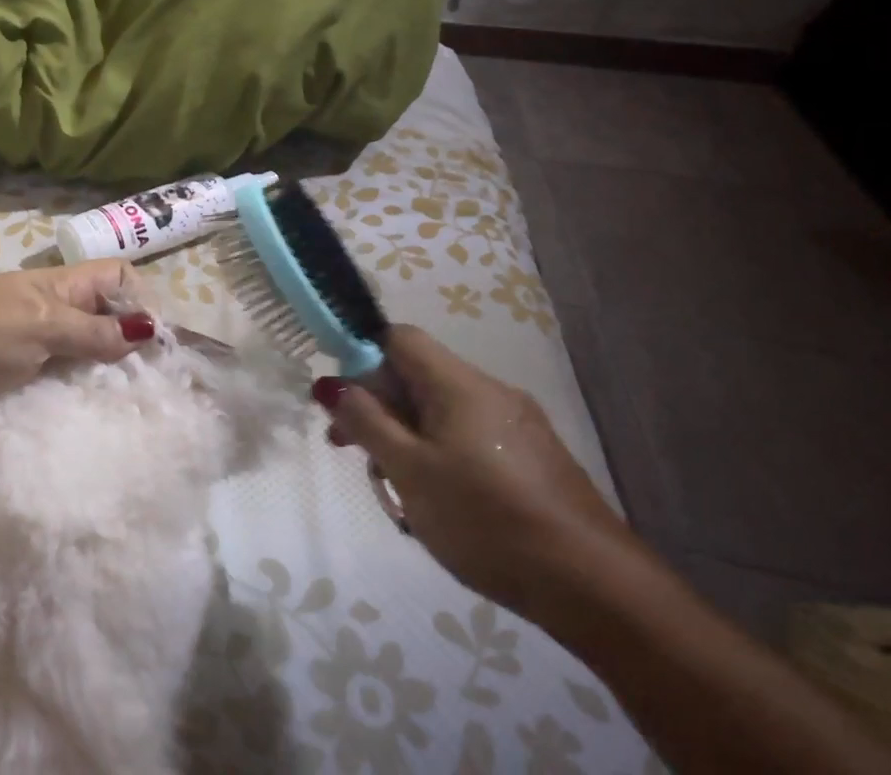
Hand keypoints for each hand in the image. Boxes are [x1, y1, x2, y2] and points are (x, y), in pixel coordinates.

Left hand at [0, 260, 155, 421]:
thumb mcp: (43, 327)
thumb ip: (93, 331)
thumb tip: (145, 331)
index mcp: (56, 284)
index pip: (115, 275)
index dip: (139, 299)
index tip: (150, 338)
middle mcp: (50, 305)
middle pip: (104, 311)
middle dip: (128, 335)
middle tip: (148, 373)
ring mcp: (33, 336)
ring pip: (85, 342)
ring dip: (106, 362)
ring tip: (126, 390)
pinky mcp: (20, 366)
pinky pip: (62, 367)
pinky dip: (79, 379)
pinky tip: (91, 397)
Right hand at [316, 326, 636, 618]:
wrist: (590, 584)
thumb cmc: (485, 518)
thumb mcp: (408, 469)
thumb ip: (366, 422)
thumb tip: (332, 384)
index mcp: (461, 386)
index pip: (399, 339)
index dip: (360, 357)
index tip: (338, 401)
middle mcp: (491, 393)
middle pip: (417, 375)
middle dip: (375, 405)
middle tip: (346, 449)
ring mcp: (515, 426)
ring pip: (439, 410)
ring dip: (402, 435)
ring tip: (388, 482)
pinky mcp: (528, 458)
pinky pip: (465, 436)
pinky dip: (435, 453)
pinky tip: (431, 496)